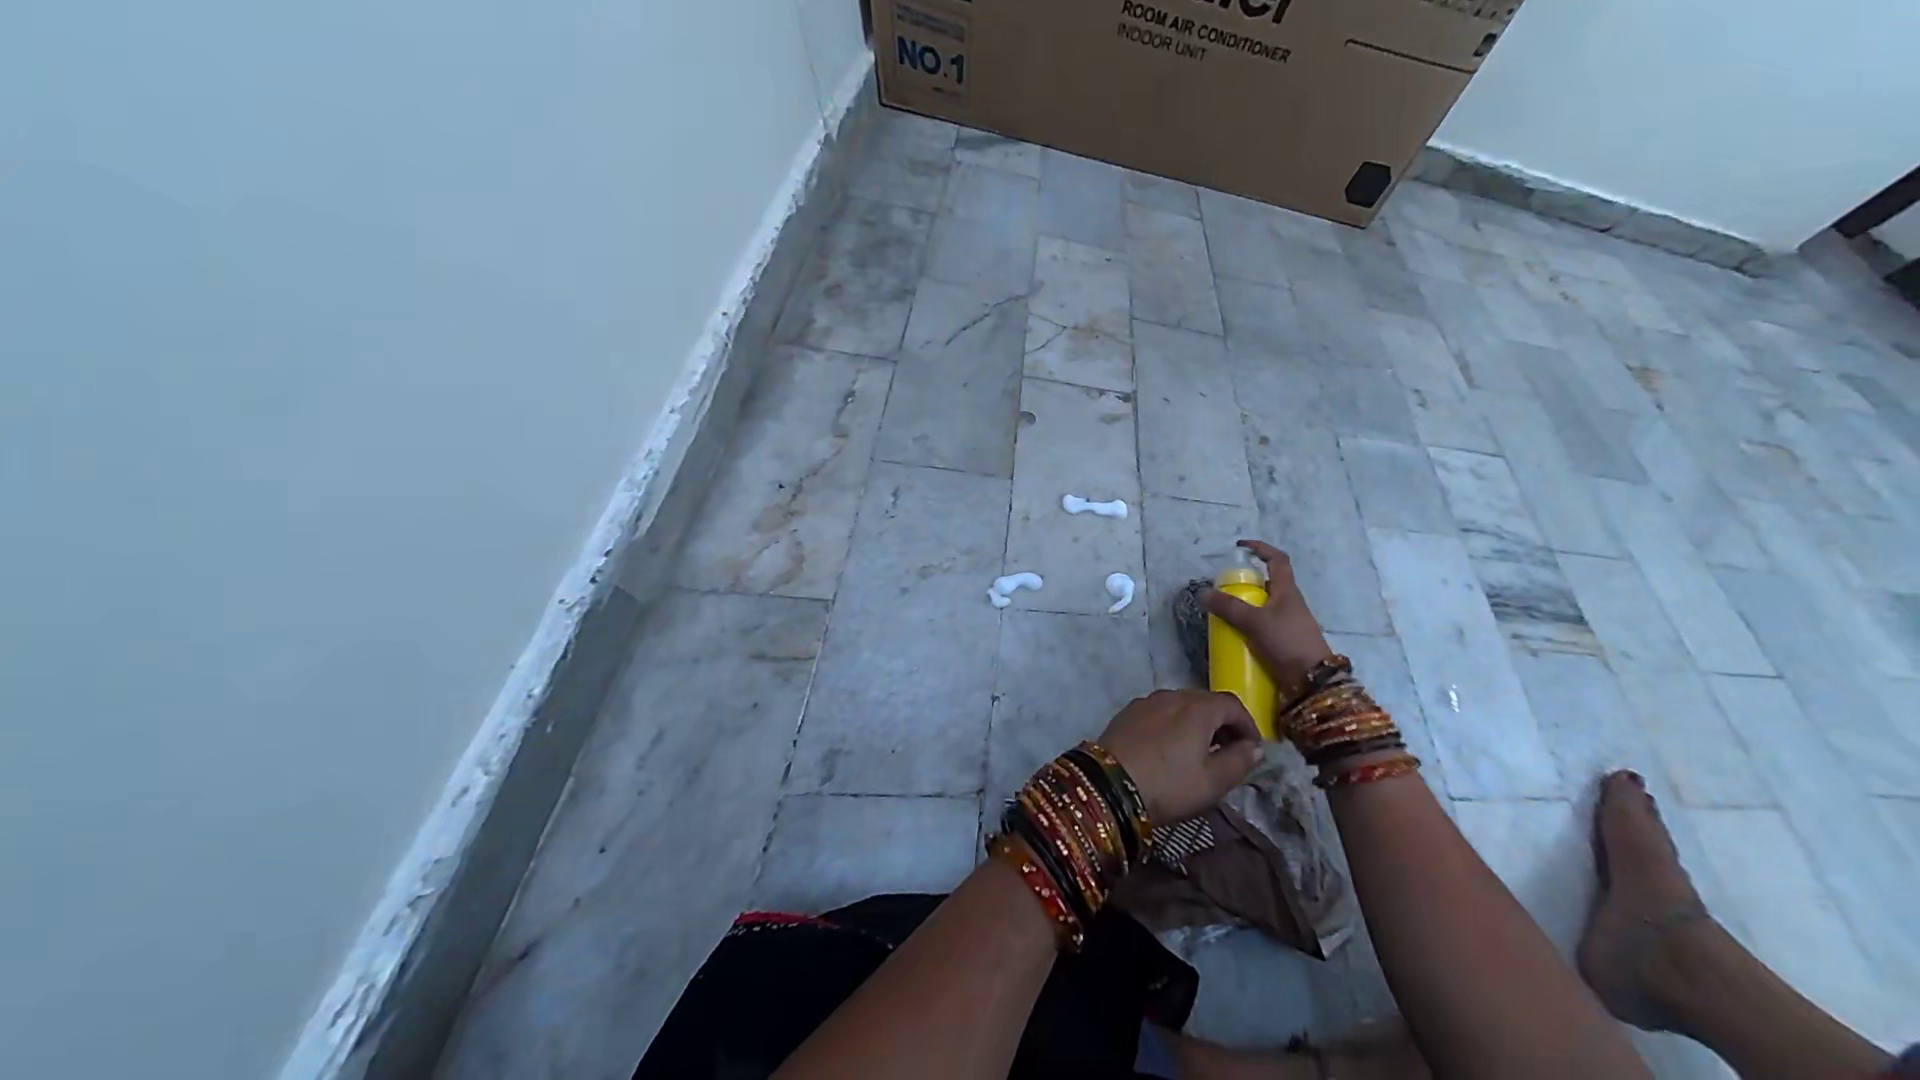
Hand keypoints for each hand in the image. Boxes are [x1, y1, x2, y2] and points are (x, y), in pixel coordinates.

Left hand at [1098, 689, 1262, 822]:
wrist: (1108, 785)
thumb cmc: (1168, 785)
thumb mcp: (1212, 782)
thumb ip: (1239, 762)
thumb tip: (1254, 747)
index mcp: (1197, 708)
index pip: (1232, 705)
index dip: (1248, 725)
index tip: (1252, 749)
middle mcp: (1172, 695)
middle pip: (1206, 701)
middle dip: (1223, 723)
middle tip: (1229, 751)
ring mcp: (1146, 701)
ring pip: (1181, 705)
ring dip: (1196, 723)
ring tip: (1200, 751)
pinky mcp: (1127, 712)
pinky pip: (1160, 711)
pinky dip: (1173, 723)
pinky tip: (1169, 747)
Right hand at [1202, 540, 1334, 704]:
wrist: (1313, 680)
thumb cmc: (1287, 642)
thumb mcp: (1254, 622)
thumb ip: (1228, 607)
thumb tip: (1202, 593)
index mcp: (1287, 591)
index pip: (1277, 560)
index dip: (1261, 548)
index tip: (1241, 547)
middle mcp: (1290, 603)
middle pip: (1269, 583)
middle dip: (1247, 582)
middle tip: (1226, 588)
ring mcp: (1289, 622)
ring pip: (1265, 605)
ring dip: (1247, 605)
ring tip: (1226, 613)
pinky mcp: (1285, 640)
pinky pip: (1264, 624)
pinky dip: (1250, 623)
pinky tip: (1237, 634)